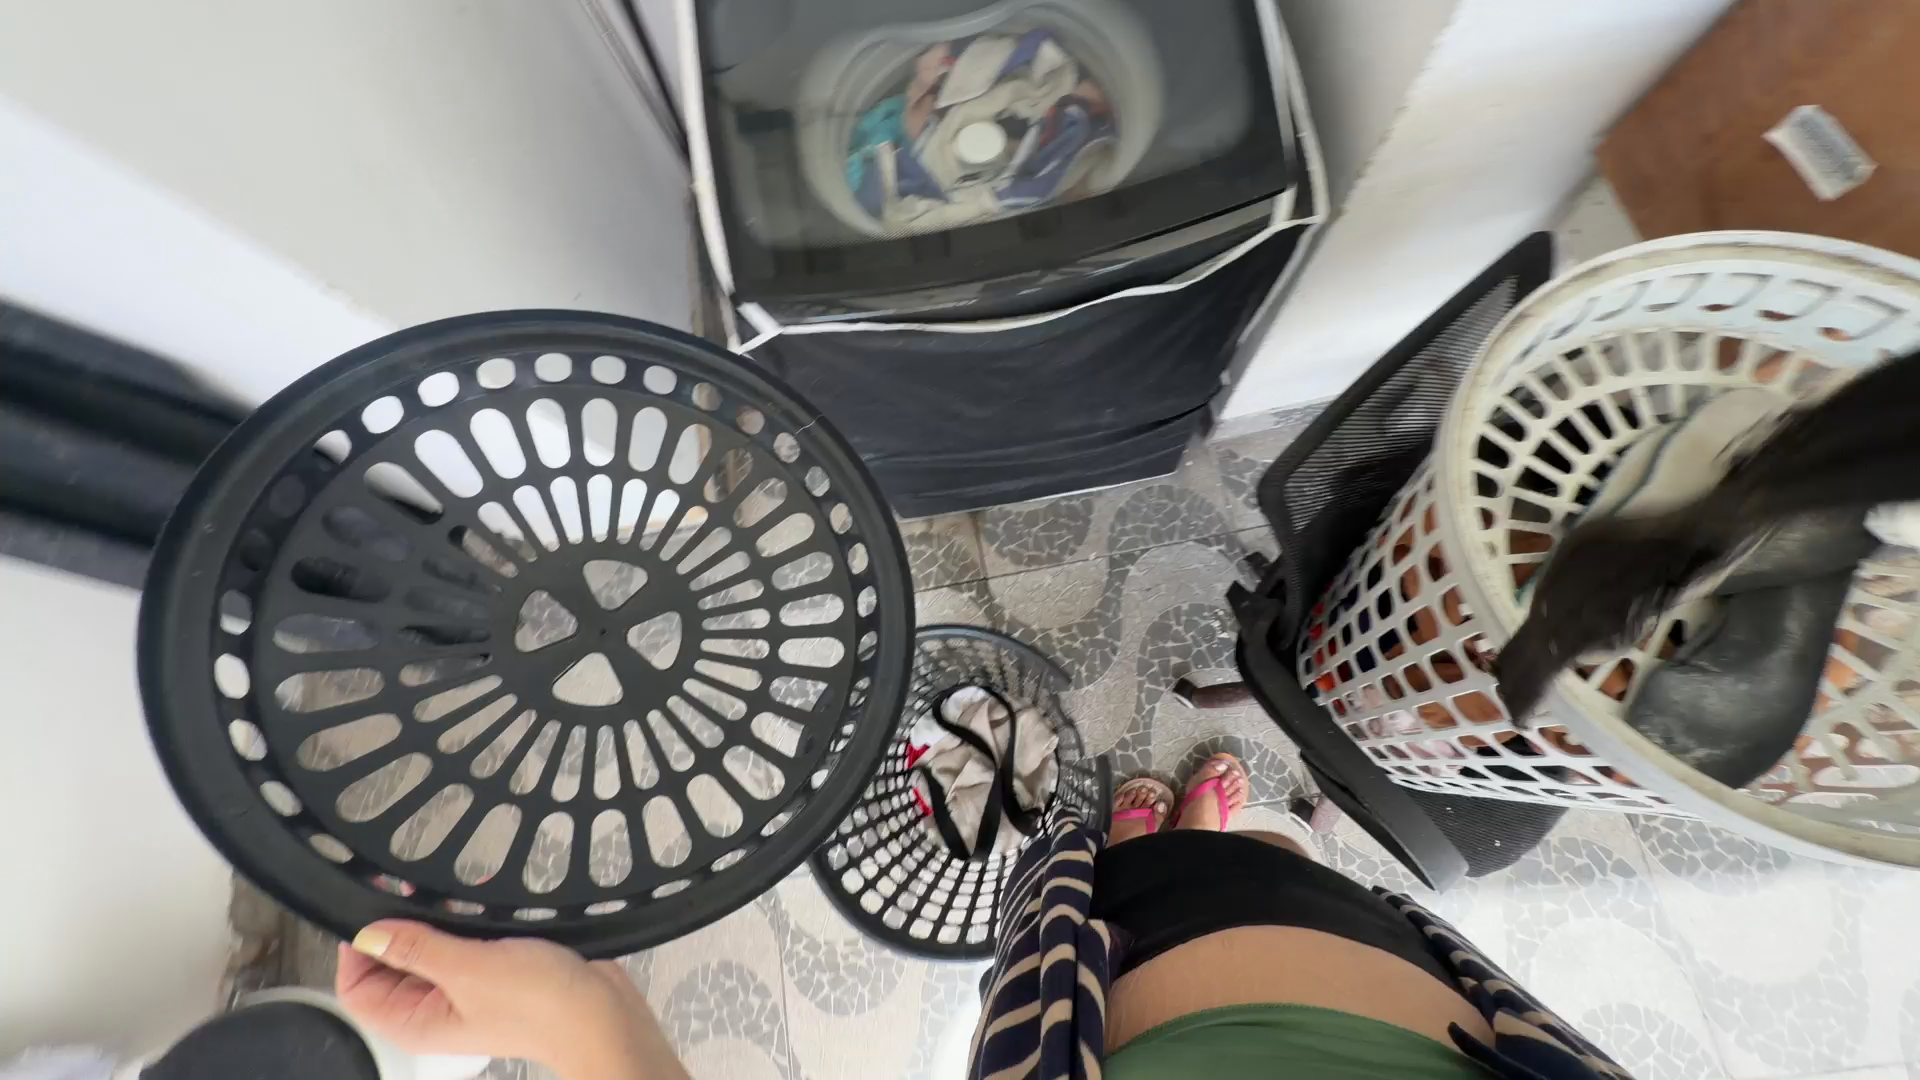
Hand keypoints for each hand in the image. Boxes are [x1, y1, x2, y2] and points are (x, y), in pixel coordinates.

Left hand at [335, 920, 687, 1079]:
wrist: (597, 1009)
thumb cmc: (534, 1000)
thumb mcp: (470, 969)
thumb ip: (418, 949)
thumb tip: (368, 934)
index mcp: (414, 1021)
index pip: (358, 988)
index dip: (359, 948)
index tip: (372, 905)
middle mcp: (435, 1008)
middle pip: (395, 967)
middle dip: (402, 928)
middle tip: (413, 889)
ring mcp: (469, 990)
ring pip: (435, 951)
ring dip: (440, 922)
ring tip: (452, 892)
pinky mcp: (500, 972)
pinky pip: (470, 945)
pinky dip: (472, 924)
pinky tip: (485, 903)